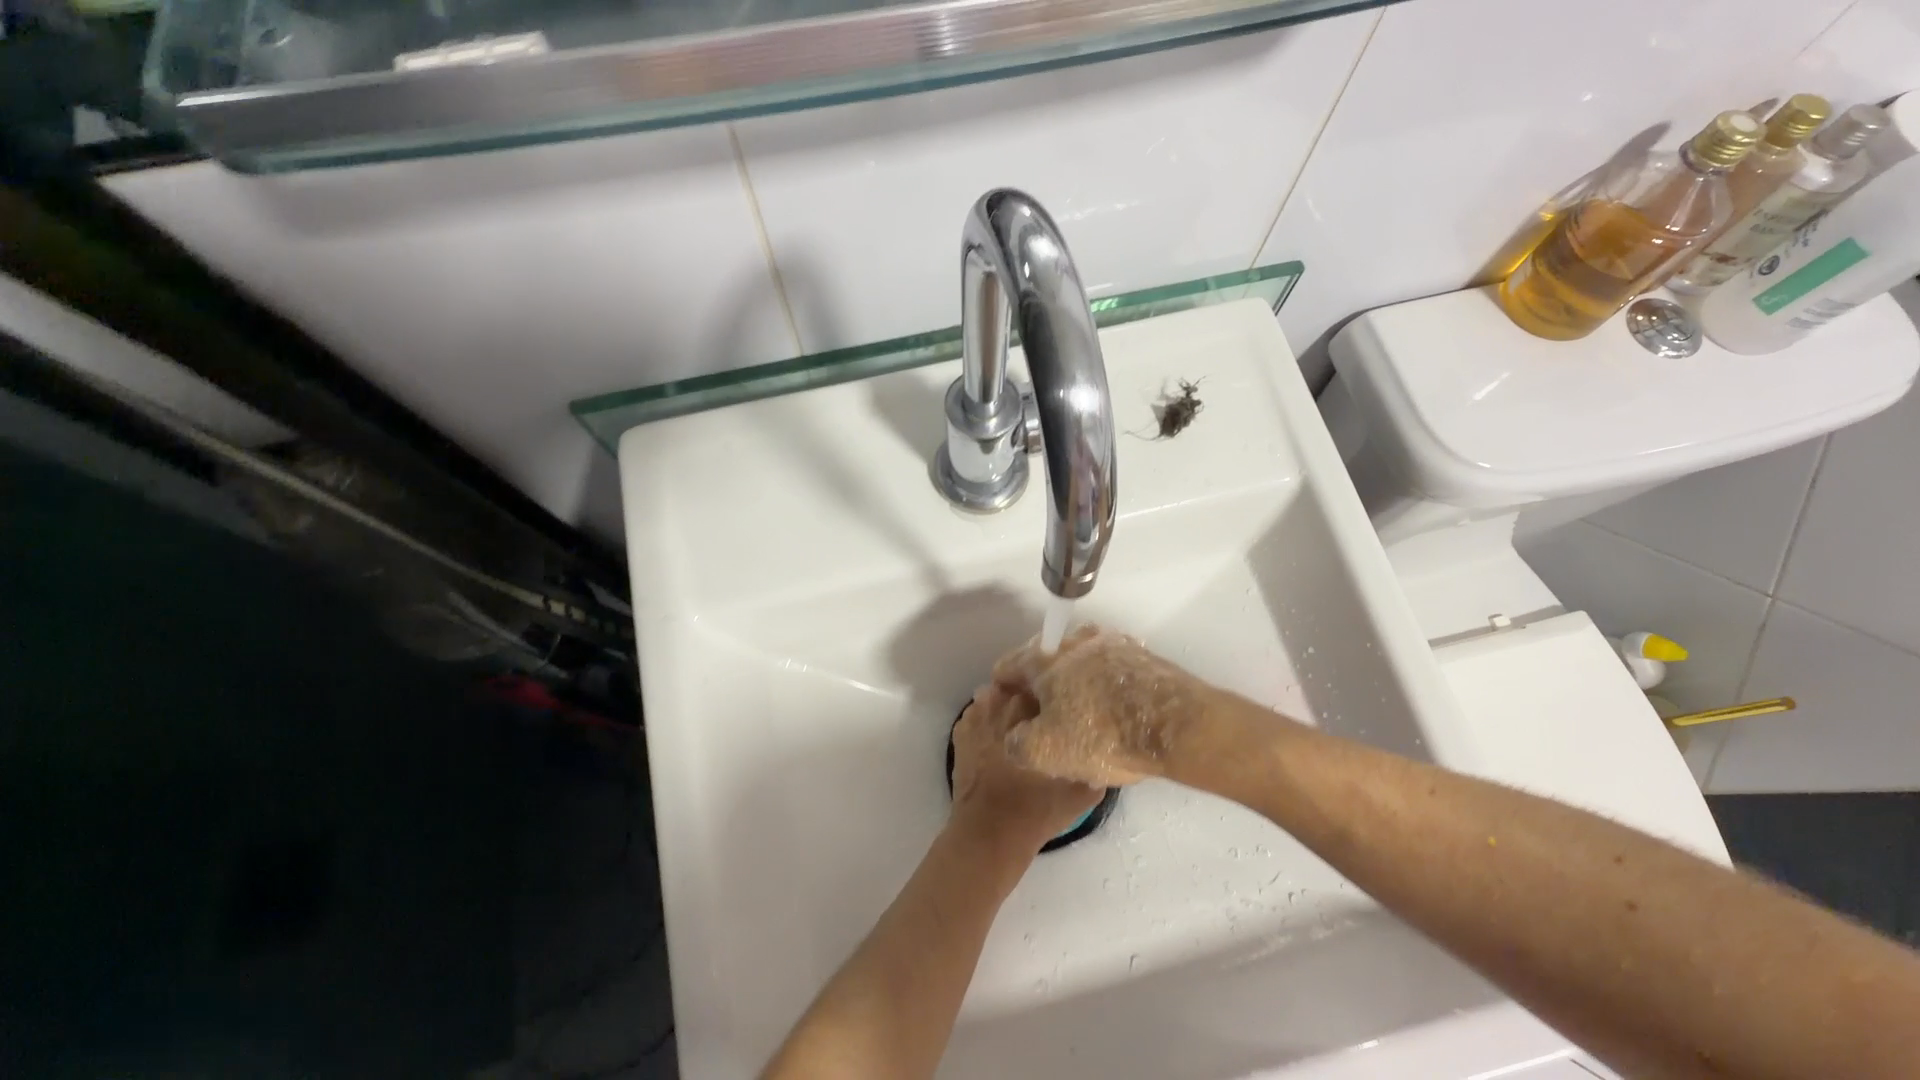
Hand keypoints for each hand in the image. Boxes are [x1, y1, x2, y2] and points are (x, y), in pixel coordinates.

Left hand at [950, 683, 1103, 853]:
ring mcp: (979, 714)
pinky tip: (995, 735)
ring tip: (1018, 722)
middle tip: (1042, 713)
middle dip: (1032, 694)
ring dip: (1007, 702)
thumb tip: (1103, 747)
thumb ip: (1095, 764)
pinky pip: (978, 711)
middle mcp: (1006, 702)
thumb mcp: (1083, 792)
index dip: (1058, 690)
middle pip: (1022, 684)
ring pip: (997, 694)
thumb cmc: (1038, 809)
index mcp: (1036, 709)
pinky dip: (987, 717)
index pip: (1050, 680)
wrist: (991, 832)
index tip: (1065, 703)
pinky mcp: (961, 730)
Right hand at [991, 624, 1211, 786]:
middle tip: (1049, 726)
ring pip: (1080, 665)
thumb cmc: (1101, 736)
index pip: (1006, 668)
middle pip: (1044, 663)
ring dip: (1076, 687)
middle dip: (1041, 690)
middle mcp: (1075, 640)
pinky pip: (1110, 672)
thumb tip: (1017, 734)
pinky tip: (1116, 719)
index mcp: (1043, 658)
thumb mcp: (1043, 752)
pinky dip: (1106, 690)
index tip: (1014, 720)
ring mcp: (1113, 644)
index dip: (1003, 695)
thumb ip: (1015, 742)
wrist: (1177, 726)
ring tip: (1086, 723)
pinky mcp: (1143, 657)